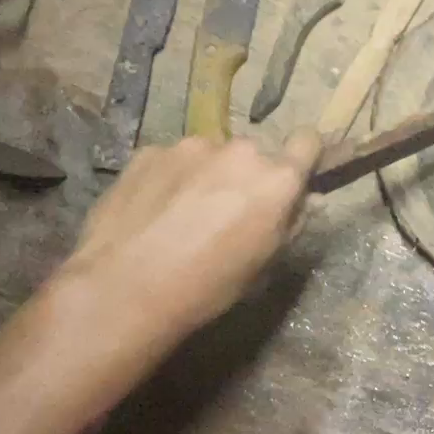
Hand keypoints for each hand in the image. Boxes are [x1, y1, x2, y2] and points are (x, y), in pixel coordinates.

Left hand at [67, 132, 321, 329]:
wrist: (123, 290)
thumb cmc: (207, 287)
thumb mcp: (264, 265)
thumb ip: (292, 223)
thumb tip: (309, 199)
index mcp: (276, 179)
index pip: (308, 142)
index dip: (304, 155)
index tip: (293, 174)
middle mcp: (240, 150)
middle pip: (254, 154)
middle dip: (246, 176)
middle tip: (226, 212)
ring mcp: (192, 146)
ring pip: (211, 155)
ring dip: (207, 174)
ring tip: (181, 214)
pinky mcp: (150, 151)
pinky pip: (172, 160)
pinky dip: (170, 178)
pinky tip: (152, 211)